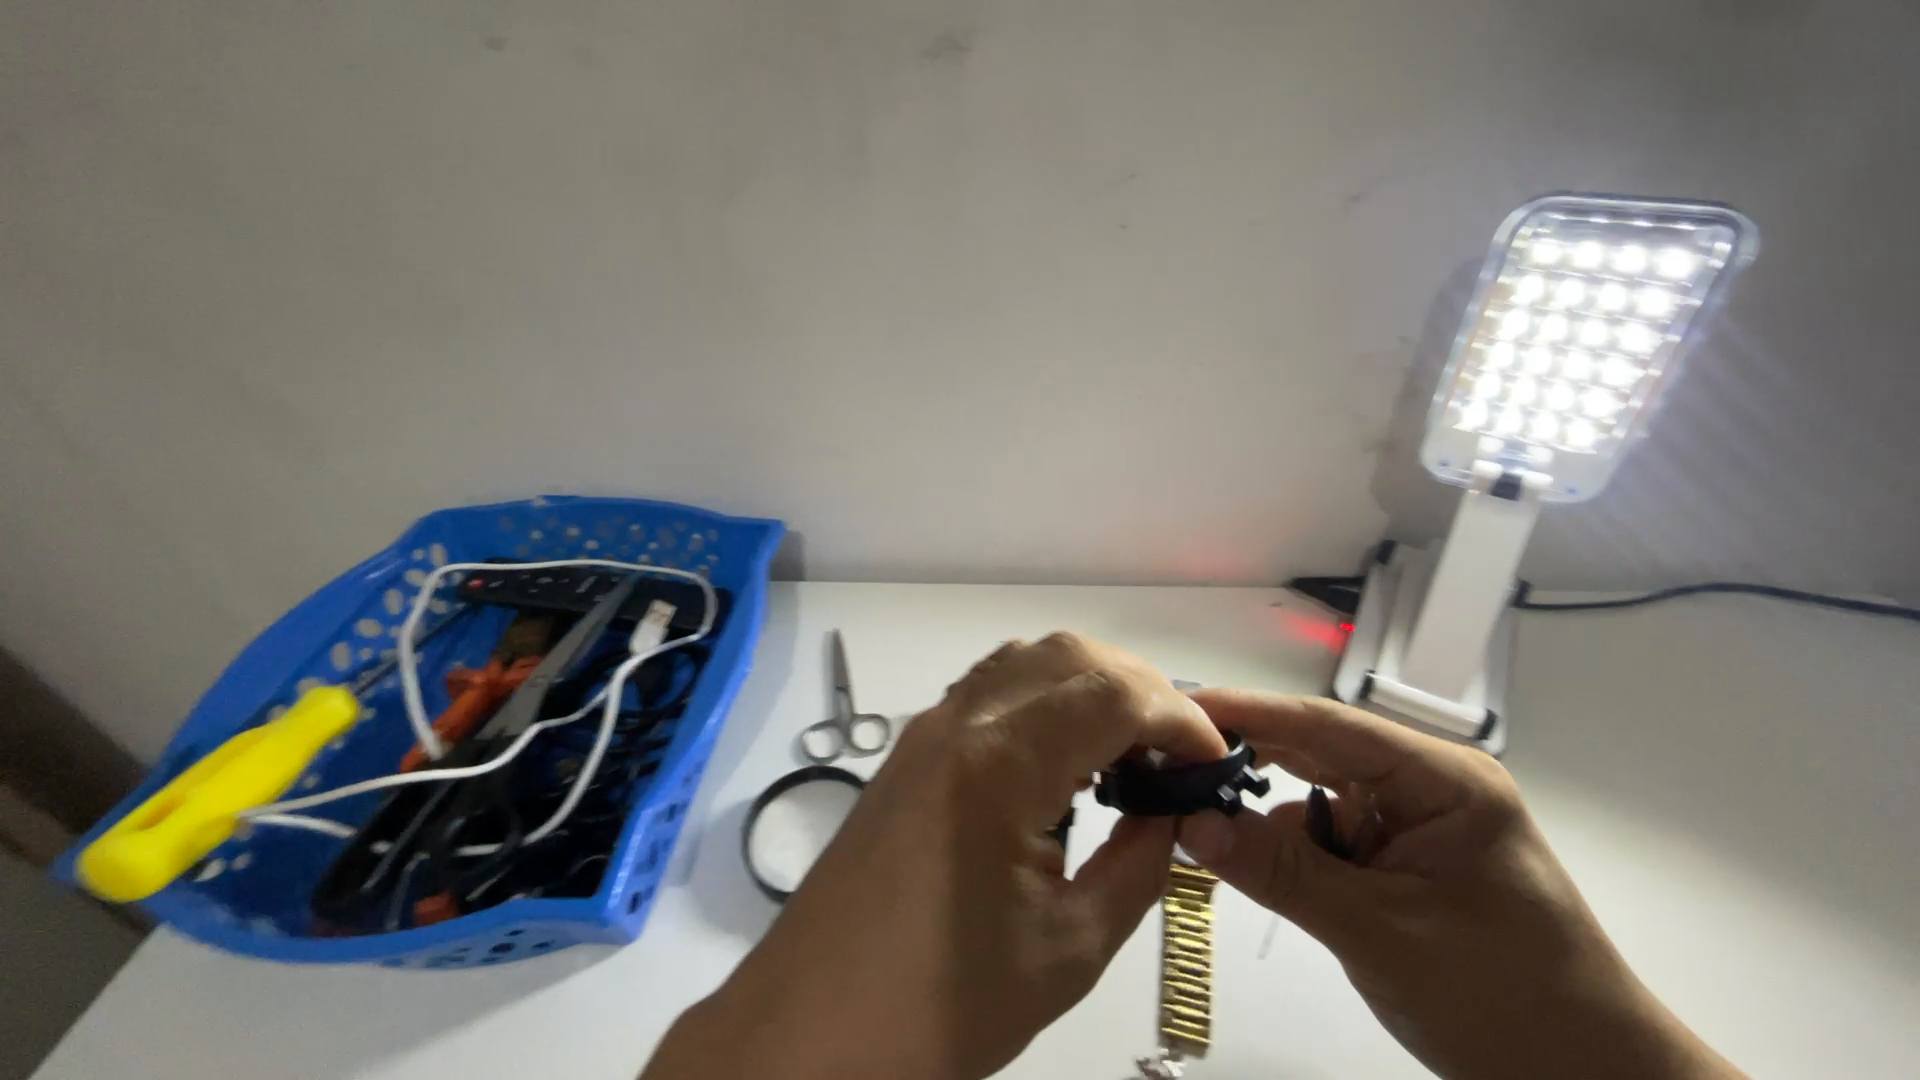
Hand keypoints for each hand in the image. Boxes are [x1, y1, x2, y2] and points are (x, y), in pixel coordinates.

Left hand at [642, 633, 1227, 1079]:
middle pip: (1069, 655)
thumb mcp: (1070, 946)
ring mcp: (926, 730)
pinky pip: (989, 689)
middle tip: (1176, 752)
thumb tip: (1174, 810)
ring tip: (1128, 750)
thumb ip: (1139, 860)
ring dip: (1088, 684)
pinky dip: (1042, 697)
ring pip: (1025, 660)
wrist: (814, 1026)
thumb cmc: (944, 1002)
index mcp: (1001, 764)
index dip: (1179, 717)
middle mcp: (960, 722)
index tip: (1212, 761)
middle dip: (1139, 687)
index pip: (1114, 693)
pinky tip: (1062, 758)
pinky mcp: (909, 751)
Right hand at [1178, 690, 1745, 1079]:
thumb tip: (1187, 823)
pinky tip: (1243, 858)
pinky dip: (1282, 847)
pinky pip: (1323, 836)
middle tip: (1168, 760)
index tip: (1178, 707)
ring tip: (1193, 813)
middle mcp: (1423, 785)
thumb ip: (1279, 873)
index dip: (1248, 712)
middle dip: (1245, 759)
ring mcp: (1410, 821)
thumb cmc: (1504, 1005)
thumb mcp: (1379, 934)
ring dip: (1260, 811)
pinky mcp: (1396, 858)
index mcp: (1440, 780)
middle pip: (1315, 751)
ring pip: (1312, 795)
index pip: (1326, 725)